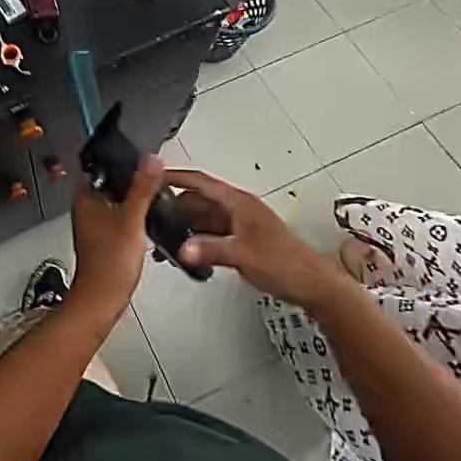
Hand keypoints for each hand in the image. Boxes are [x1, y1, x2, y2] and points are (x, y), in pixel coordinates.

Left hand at [69, 156, 163, 314]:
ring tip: (153, 191)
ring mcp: (94, 225)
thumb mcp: (132, 218)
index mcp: (85, 198)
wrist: (103, 299)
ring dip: (131, 197)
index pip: (97, 167)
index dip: (116, 158)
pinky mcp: (104, 239)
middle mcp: (86, 209)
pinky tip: (147, 216)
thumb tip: (152, 159)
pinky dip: (132, 214)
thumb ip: (142, 187)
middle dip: (128, 178)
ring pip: (115, 201)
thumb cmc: (110, 261)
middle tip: (151, 173)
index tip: (136, 154)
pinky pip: (119, 217)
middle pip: (108, 183)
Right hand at [166, 168, 353, 309]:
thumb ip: (211, 250)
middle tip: (150, 214)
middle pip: (197, 199)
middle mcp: (236, 209)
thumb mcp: (244, 255)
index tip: (154, 176)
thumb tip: (183, 249)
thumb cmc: (286, 263)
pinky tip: (184, 251)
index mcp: (238, 202)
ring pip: (202, 217)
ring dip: (183, 224)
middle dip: (174, 205)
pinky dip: (195, 239)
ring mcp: (238, 224)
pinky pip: (209, 233)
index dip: (176, 177)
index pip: (200, 182)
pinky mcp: (239, 240)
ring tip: (161, 235)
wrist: (310, 284)